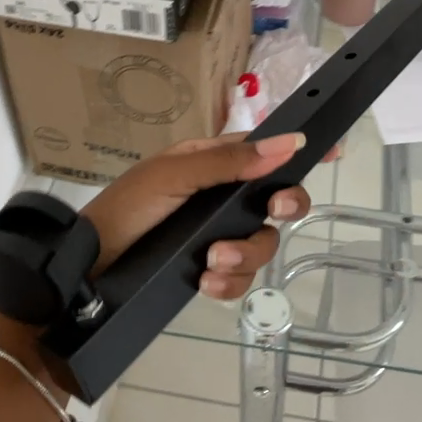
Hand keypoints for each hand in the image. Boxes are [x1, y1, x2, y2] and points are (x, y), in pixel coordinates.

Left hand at [81, 132, 310, 299]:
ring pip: (262, 243)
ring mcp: (216, 235)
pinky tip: (207, 282)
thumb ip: (231, 161)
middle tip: (275, 210)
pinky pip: (241, 276)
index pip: (263, 150)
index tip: (333, 151)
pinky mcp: (209, 270)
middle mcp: (220, 197)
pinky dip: (230, 281)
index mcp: (211, 163)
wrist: (88, 273)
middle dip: (285, 206)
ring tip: (212, 260)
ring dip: (245, 253)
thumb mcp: (175, 176)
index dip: (296, 150)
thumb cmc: (127, 210)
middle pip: (276, 200)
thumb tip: (289, 140)